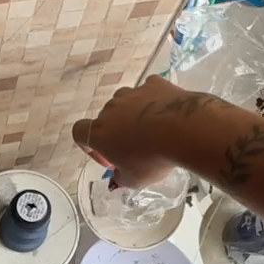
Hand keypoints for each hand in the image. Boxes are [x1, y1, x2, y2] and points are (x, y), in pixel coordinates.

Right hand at [70, 75, 215, 188]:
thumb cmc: (152, 159)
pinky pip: (148, 93)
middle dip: (116, 132)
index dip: (90, 146)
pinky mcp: (154, 83)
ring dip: (133, 115)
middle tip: (135, 150)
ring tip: (153, 131)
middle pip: (106, 119)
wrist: (184, 130)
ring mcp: (132, 93)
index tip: (108, 158)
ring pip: (126, 103)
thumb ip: (120, 178)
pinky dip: (153, 102)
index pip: (79, 132)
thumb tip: (117, 178)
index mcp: (99, 132)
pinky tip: (166, 114)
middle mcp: (111, 109)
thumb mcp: (134, 180)